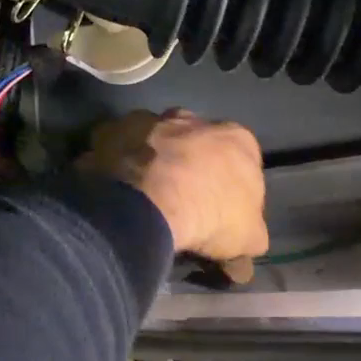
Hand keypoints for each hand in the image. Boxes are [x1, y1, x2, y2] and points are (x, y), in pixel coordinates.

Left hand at [77, 109, 267, 268]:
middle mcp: (190, 118)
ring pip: (152, 137)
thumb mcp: (250, 237)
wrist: (150, 203)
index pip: (241, 156)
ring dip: (151, 157)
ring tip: (147, 192)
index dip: (231, 181)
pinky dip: (117, 160)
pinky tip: (118, 186)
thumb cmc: (211, 215)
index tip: (222, 203)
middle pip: (193, 139)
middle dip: (189, 160)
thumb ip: (249, 228)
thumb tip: (241, 242)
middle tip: (182, 194)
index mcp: (235, 138)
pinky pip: (116, 145)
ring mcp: (146, 118)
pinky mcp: (110, 129)